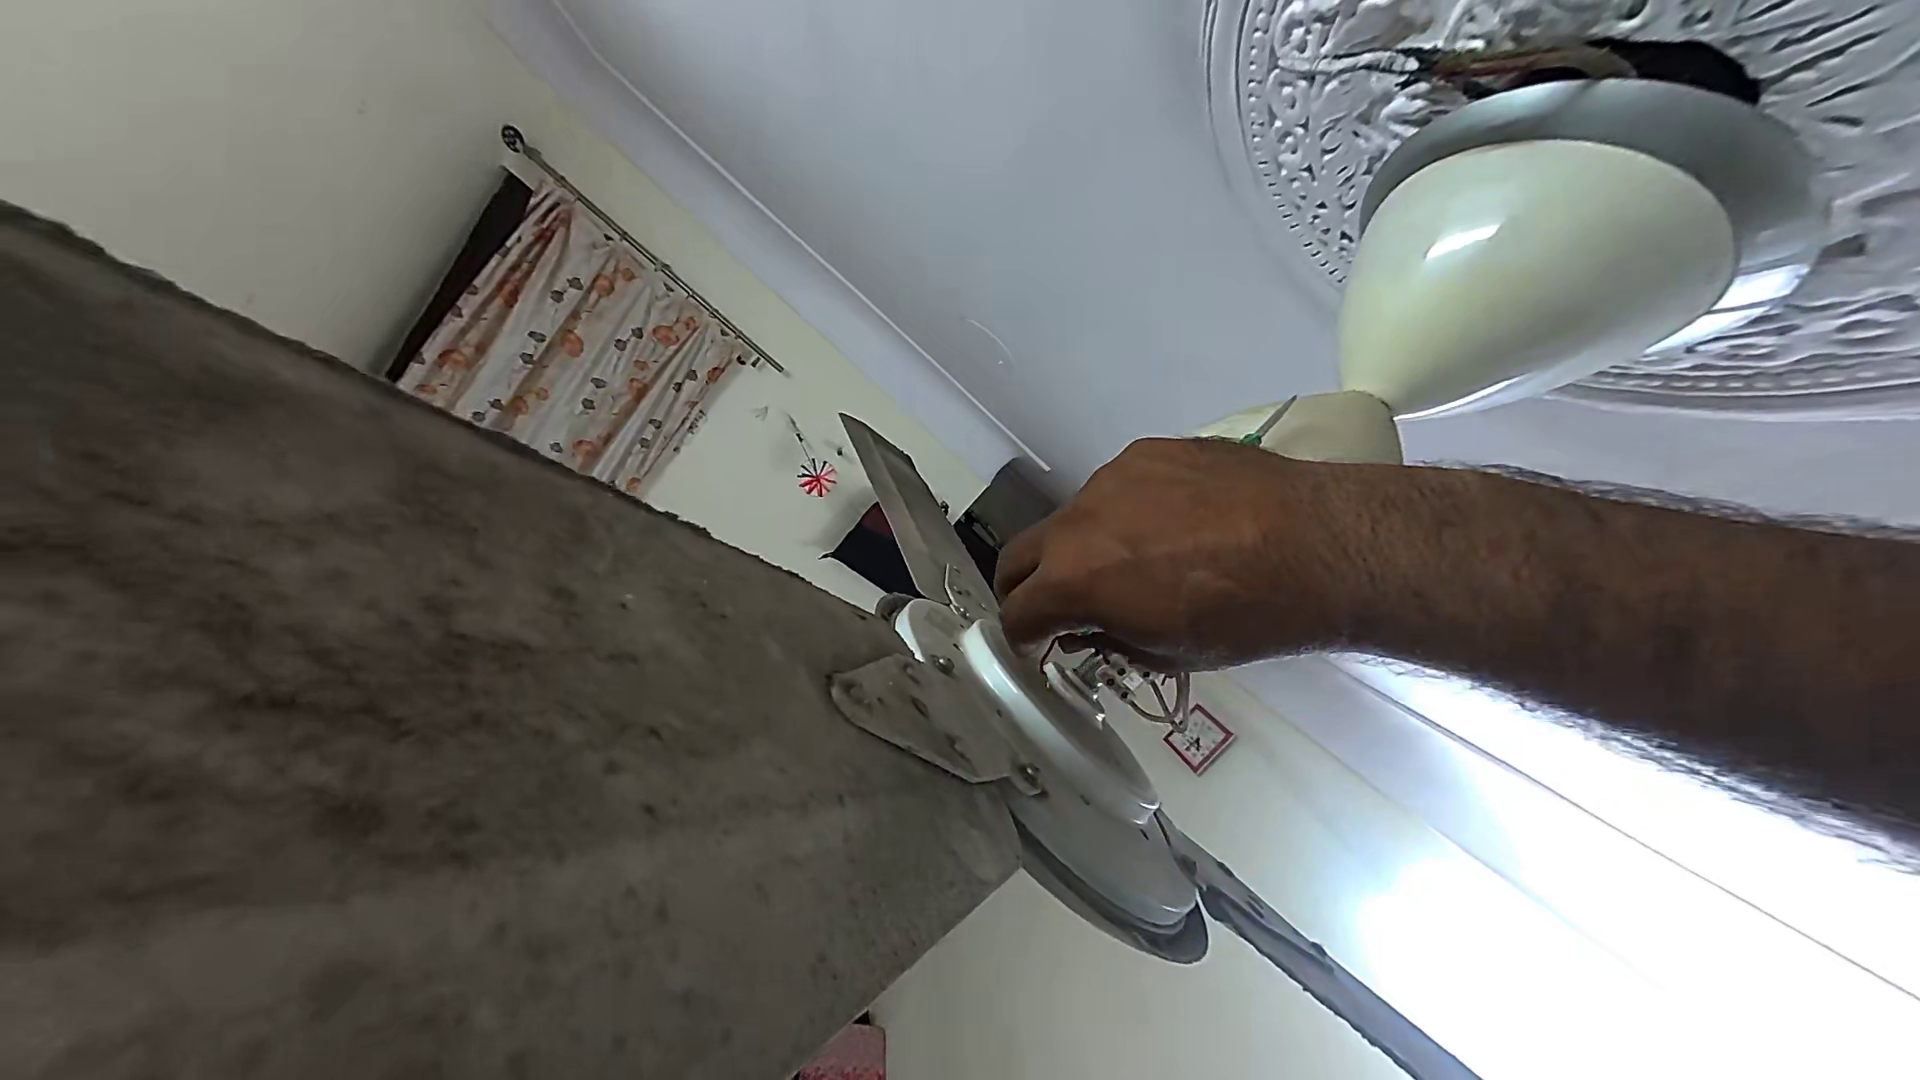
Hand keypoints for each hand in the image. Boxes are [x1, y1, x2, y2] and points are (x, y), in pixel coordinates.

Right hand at [993, 438, 1381, 670]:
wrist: (1322, 544)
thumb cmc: (1246, 616)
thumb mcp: (1167, 653)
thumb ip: (1107, 638)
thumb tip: (1085, 628)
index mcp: (1076, 578)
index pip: (1016, 612)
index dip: (1022, 638)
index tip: (1039, 646)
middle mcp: (1078, 520)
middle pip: (1017, 556)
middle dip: (1025, 589)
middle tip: (1056, 609)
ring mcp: (1111, 478)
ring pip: (1069, 520)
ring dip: (1080, 548)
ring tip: (1134, 561)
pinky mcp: (1147, 452)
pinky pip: (1114, 490)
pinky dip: (1122, 515)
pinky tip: (1171, 525)